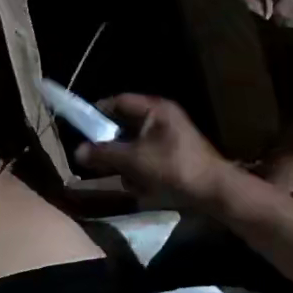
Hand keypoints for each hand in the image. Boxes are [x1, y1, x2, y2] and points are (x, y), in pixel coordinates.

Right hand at [74, 94, 234, 209]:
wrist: (215, 191)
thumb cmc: (175, 167)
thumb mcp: (135, 160)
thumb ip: (105, 153)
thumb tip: (78, 151)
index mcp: (155, 109)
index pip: (118, 101)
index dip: (98, 112)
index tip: (80, 127)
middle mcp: (162, 118)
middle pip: (124, 126)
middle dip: (111, 147)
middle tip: (96, 160)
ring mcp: (169, 138)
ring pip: (134, 147)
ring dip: (126, 165)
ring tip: (127, 180)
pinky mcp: (174, 157)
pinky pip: (147, 160)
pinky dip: (141, 173)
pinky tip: (143, 188)